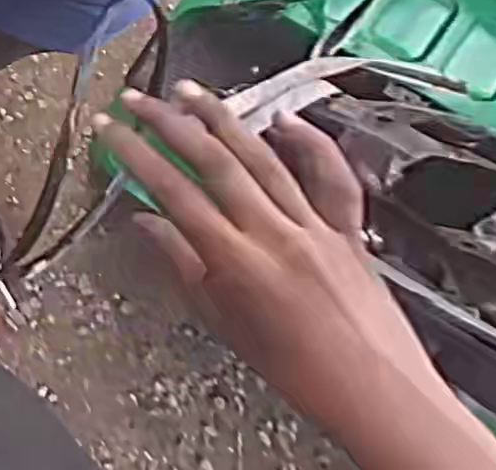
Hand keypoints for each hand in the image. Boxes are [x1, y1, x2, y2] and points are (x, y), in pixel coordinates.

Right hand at [98, 84, 495, 463]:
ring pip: (262, 157)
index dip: (133, 151)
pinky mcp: (348, 232)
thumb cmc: (296, 370)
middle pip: (213, 161)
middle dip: (167, 121)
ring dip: (220, 117)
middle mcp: (275, 235)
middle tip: (136, 98)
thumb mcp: (220, 320)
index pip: (171, 189)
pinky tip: (284, 118)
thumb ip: (179, 261)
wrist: (387, 405)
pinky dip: (312, 143)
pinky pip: (333, 179)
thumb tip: (145, 220)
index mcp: (237, 261)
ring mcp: (315, 228)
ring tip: (187, 89)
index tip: (108, 126)